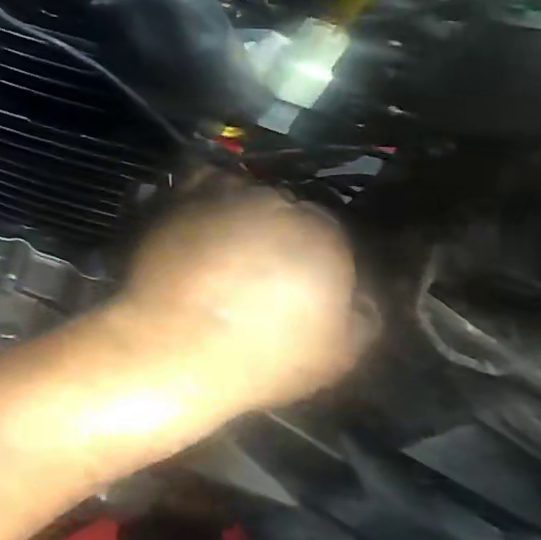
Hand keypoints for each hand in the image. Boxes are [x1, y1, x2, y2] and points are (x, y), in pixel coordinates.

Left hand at [107, 182, 364, 414]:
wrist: (174, 343)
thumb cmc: (261, 356)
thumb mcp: (337, 355)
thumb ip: (364, 316)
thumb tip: (365, 295)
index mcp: (324, 232)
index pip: (334, 234)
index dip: (320, 259)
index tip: (305, 284)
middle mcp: (279, 199)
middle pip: (290, 210)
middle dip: (283, 234)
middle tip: (263, 271)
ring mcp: (230, 191)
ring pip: (248, 195)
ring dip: (245, 216)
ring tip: (225, 253)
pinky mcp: (186, 192)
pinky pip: (205, 183)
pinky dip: (207, 198)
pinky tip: (200, 224)